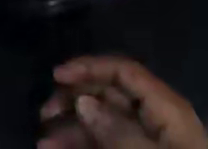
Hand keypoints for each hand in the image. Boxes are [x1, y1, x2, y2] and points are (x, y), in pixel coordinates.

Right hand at [38, 57, 207, 148]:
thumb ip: (117, 132)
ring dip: (72, 129)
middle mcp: (155, 120)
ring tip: (43, 142)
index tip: (56, 76)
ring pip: (103, 124)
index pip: (124, 72)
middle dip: (75, 99)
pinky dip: (82, 147)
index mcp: (165, 108)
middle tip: (45, 112)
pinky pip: (105, 147)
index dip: (90, 67)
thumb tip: (83, 101)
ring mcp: (146, 145)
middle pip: (110, 95)